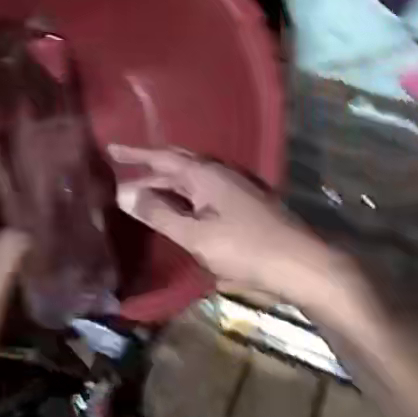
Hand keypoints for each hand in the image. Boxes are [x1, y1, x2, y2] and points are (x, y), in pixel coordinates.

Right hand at [109, 145, 351, 311]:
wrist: (306, 267)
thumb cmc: (247, 249)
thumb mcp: (195, 235)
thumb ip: (158, 213)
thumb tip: (123, 192)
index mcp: (204, 175)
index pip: (161, 157)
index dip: (135, 154)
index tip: (110, 149)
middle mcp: (218, 173)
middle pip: (176, 163)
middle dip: (148, 164)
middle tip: (122, 166)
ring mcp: (234, 188)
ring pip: (190, 178)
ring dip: (165, 180)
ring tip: (142, 189)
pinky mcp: (244, 204)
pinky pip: (202, 189)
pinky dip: (181, 192)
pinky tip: (177, 206)